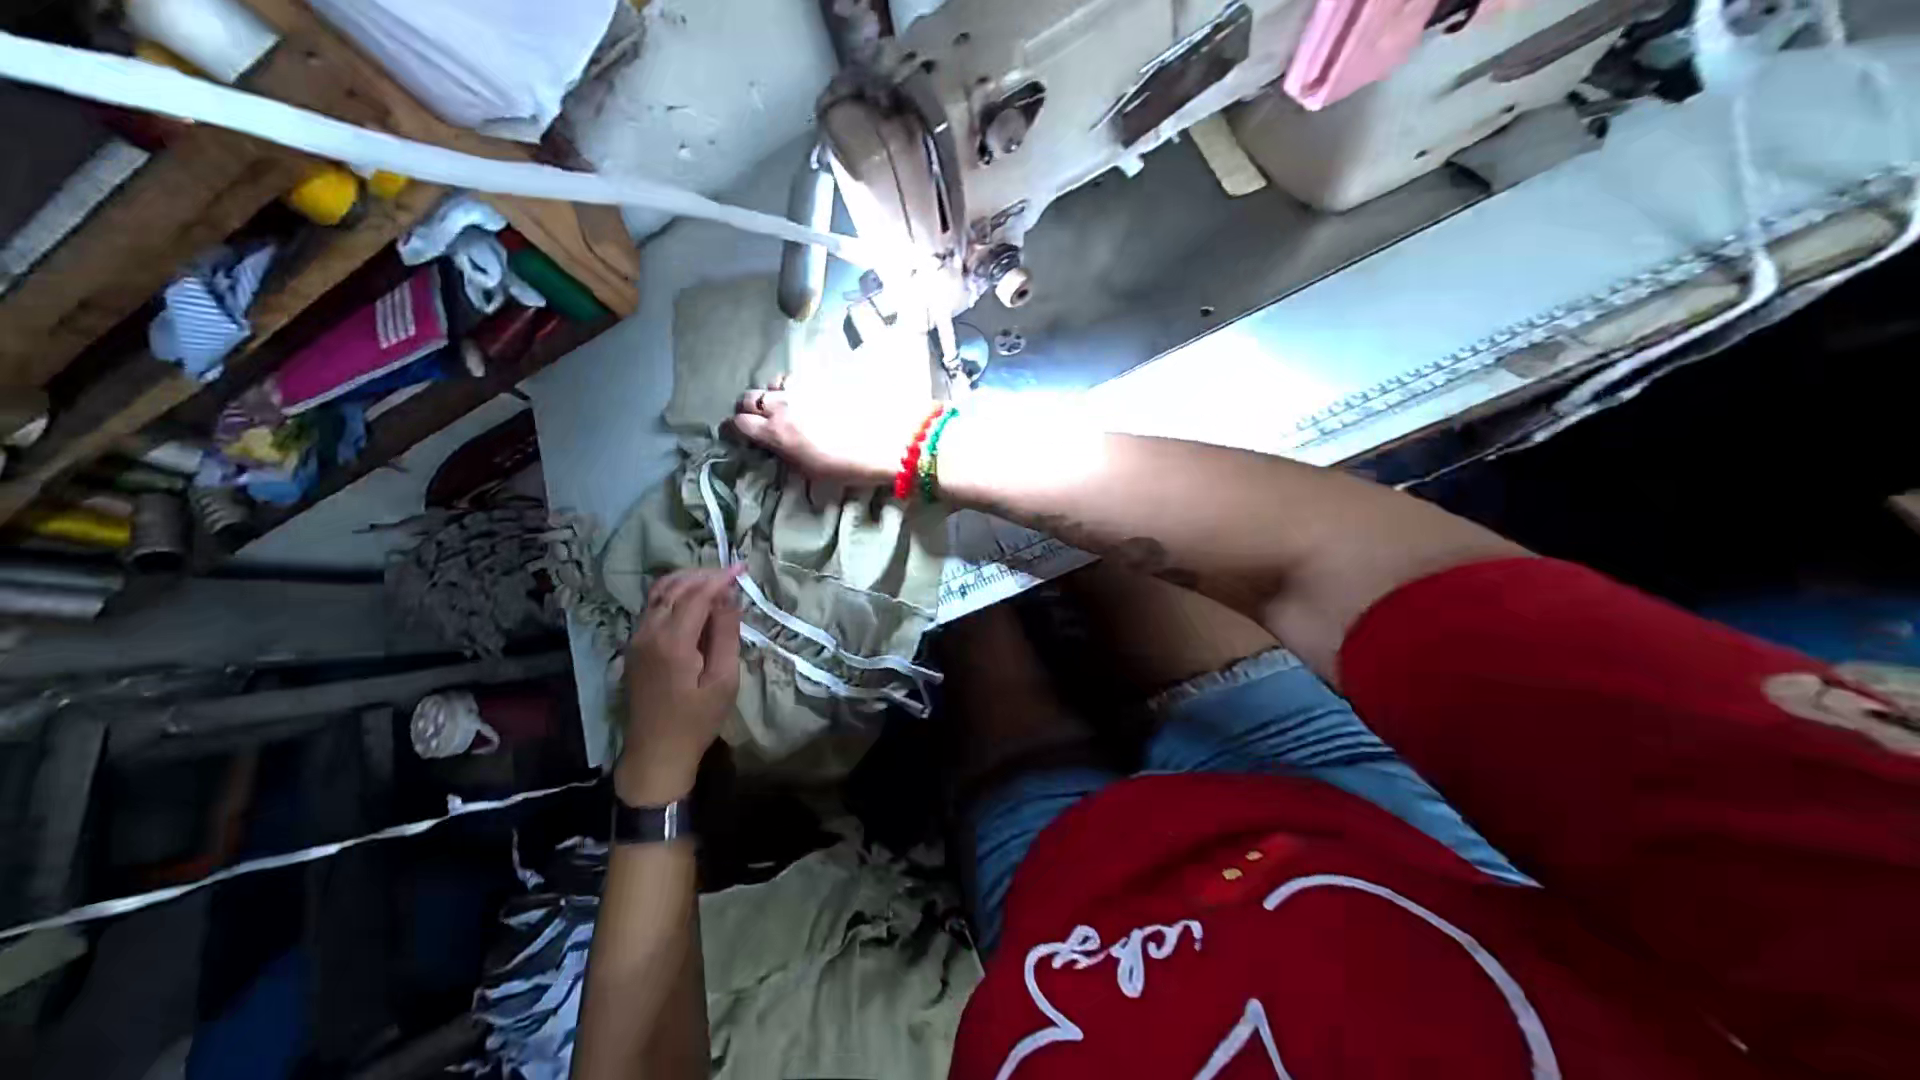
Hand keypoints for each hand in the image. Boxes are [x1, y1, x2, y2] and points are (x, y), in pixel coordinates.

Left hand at [616, 565, 743, 804]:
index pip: (696, 595)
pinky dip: (673, 595)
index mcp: (672, 642)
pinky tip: (693, 601)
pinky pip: (652, 608)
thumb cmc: (697, 721)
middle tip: (731, 574)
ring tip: (714, 581)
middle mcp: (648, 633)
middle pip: (673, 588)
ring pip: (658, 594)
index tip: (742, 568)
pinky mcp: (634, 647)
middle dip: (703, 575)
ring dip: (686, 581)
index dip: (720, 578)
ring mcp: (636, 639)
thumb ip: (725, 635)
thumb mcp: (723, 680)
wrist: (656, 753)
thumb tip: (729, 598)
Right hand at [725, 382, 936, 486]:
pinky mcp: (825, 379)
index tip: (741, 436)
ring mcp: (803, 388)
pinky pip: (799, 379)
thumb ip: (789, 457)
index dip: (736, 430)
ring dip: (772, 394)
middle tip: (760, 421)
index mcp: (777, 432)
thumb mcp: (814, 473)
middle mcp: (783, 405)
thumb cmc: (851, 466)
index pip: (739, 423)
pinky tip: (809, 399)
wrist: (892, 440)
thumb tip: (777, 450)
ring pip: (773, 383)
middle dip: (749, 408)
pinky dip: (795, 388)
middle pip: (749, 397)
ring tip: (785, 407)